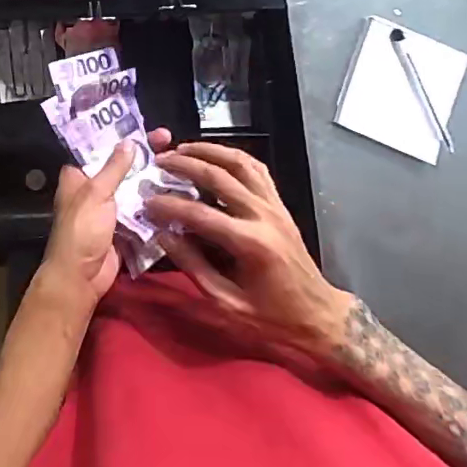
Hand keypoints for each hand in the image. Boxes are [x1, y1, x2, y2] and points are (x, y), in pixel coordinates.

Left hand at [33, 127, 173, 314]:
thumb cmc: (82, 229)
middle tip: (168, 140)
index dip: (120, 136)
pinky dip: (156, 203)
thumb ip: (114, 168)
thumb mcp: (96, 193)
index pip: (100, 148)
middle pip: (120, 166)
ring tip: (179, 163)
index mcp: (78, 175)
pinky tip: (177, 192)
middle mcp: (92, 189)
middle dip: (143, 156)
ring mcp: (109, 209)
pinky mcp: (123, 227)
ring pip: (133, 188)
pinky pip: (141, 211)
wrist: (82, 277)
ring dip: (153, 179)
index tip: (143, 126)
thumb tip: (129, 141)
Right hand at [145, 142, 354, 357]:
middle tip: (158, 163)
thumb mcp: (227, 303)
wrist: (320, 317)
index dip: (169, 206)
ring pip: (239, 162)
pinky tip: (213, 155)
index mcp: (250, 244)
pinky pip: (256, 168)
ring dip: (207, 151)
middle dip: (183, 165)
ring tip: (181, 149)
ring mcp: (274, 206)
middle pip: (217, 176)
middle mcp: (263, 216)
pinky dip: (232, 156)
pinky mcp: (279, 203)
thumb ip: (193, 266)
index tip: (146, 201)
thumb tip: (163, 235)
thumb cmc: (272, 317)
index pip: (199, 214)